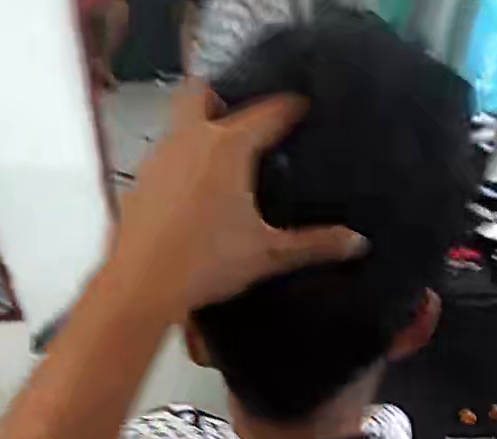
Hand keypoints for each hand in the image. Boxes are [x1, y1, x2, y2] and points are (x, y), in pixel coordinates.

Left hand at [108, 80, 367, 314]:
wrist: (142, 286)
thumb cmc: (209, 264)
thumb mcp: (267, 255)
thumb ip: (313, 245)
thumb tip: (358, 244)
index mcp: (228, 147)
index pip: (268, 112)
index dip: (289, 109)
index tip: (301, 108)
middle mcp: (190, 140)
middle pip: (204, 95)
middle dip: (223, 102)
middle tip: (242, 129)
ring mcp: (158, 159)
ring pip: (179, 128)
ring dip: (198, 137)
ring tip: (218, 168)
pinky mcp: (138, 184)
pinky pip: (162, 161)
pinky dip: (178, 169)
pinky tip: (188, 199)